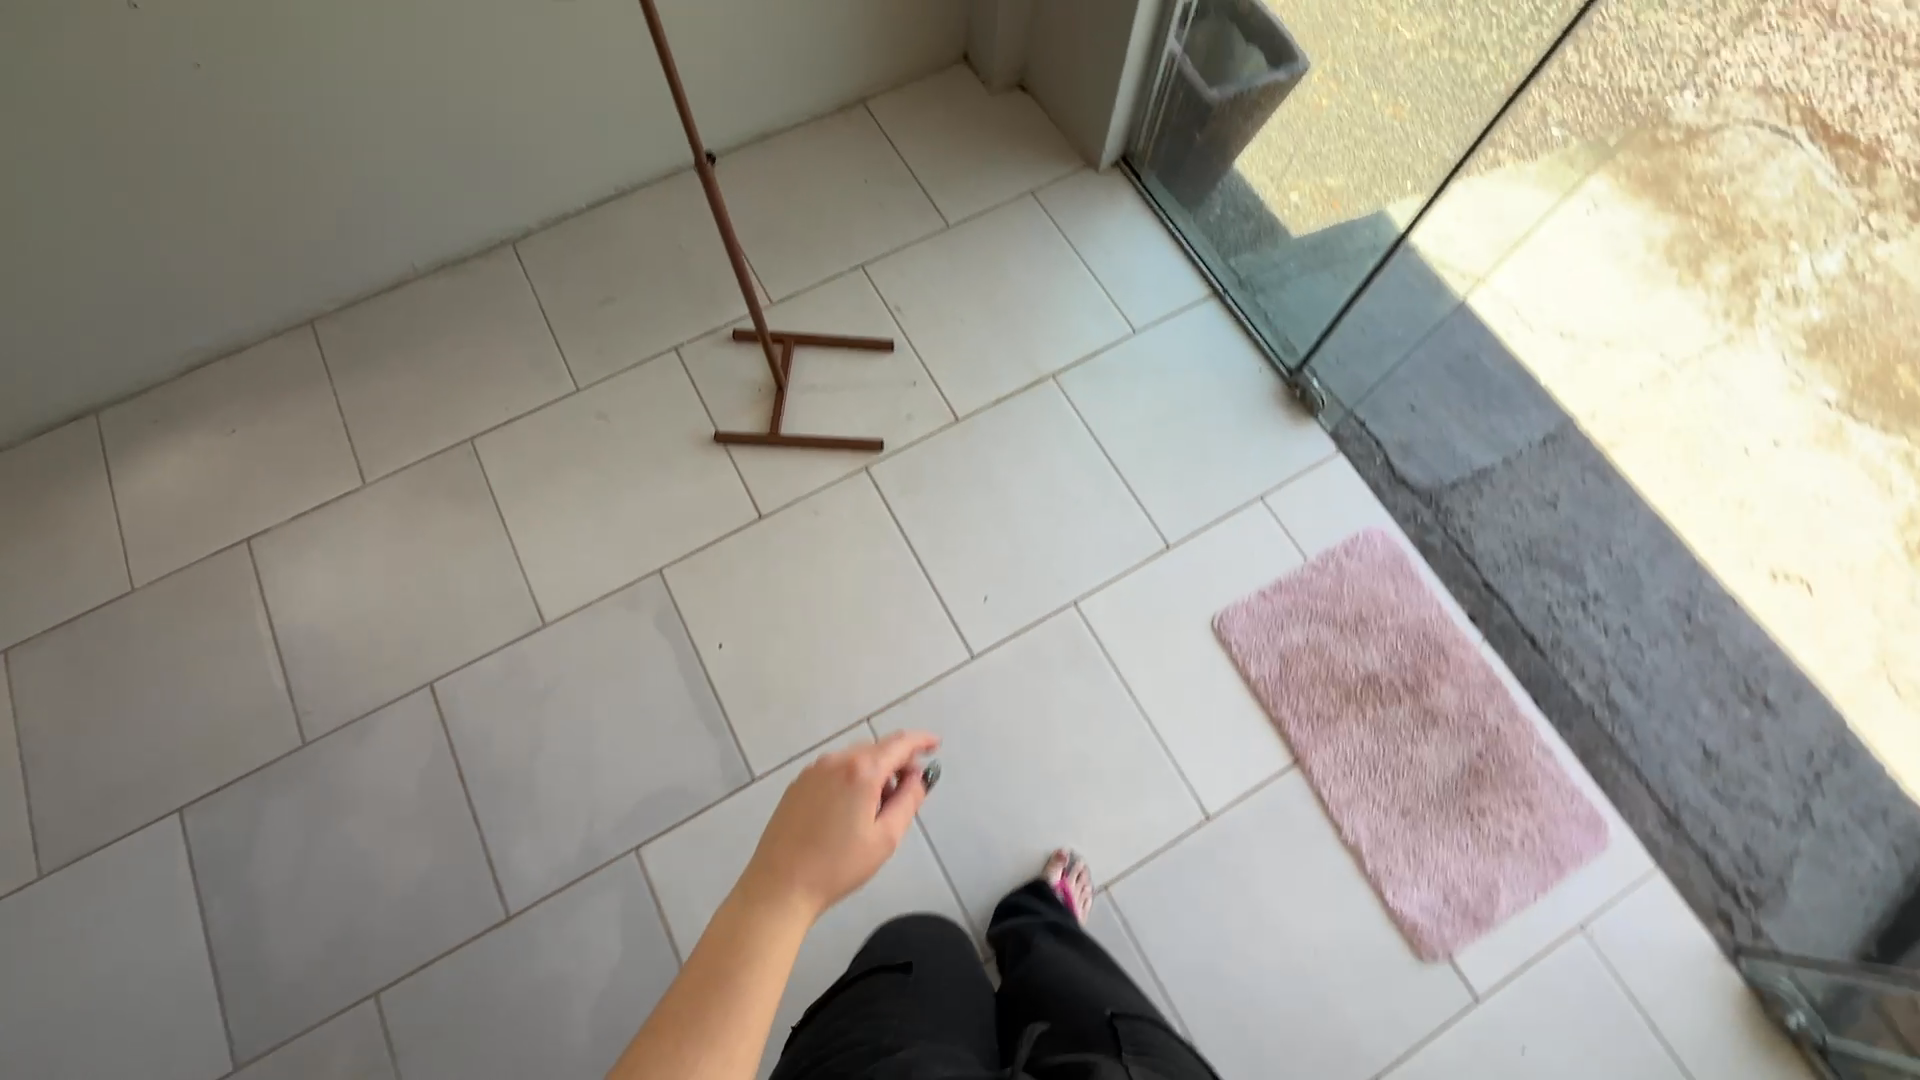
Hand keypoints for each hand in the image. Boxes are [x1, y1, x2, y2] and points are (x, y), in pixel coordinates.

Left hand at [736, 731, 940, 922]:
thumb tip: (918, 776)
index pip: (899, 743)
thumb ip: (908, 800)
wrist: (779, 887)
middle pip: (877, 749)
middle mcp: (836, 761)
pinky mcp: (798, 785)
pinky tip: (850, 811)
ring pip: (855, 760)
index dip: (921, 741)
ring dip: (874, 773)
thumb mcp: (885, 837)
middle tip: (908, 792)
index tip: (936, 744)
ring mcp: (813, 771)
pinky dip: (852, 779)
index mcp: (861, 770)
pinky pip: (835, 771)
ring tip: (877, 810)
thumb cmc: (838, 866)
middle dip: (897, 763)